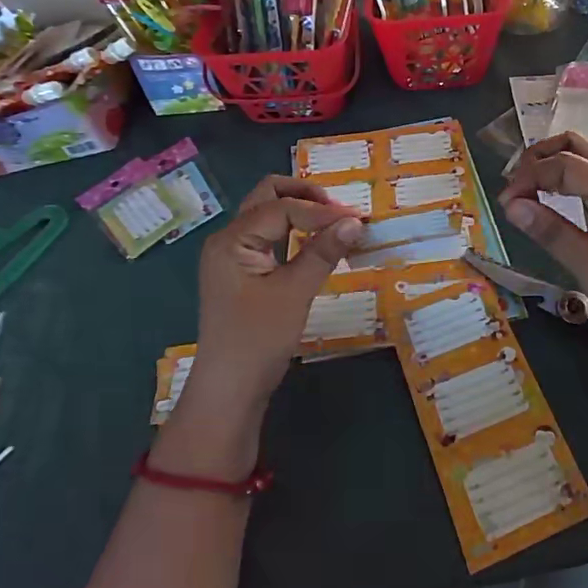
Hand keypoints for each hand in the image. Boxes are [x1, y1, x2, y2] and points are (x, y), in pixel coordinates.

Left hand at [191, 176, 364, 405]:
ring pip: (269, 215)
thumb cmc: (258, 340)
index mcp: (232, 240)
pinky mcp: (244, 272)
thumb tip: (355, 221)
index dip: (321, 210)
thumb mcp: (294, 294)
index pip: (282, 208)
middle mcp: (228, 239)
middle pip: (268, 196)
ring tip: (335, 222)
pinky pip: (271, 237)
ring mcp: (234, 256)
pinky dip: (296, 231)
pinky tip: (318, 242)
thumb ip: (323, 253)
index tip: (358, 219)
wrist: (229, 390)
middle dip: (306, 196)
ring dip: (302, 211)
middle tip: (341, 210)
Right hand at [498, 132, 587, 360]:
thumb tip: (510, 204)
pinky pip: (587, 182)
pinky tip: (545, 203)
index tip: (504, 203)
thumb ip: (550, 232)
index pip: (564, 164)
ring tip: (522, 193)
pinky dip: (561, 183)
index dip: (529, 177)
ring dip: (549, 167)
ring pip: (582, 160)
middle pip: (575, 146)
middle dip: (538, 158)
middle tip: (513, 187)